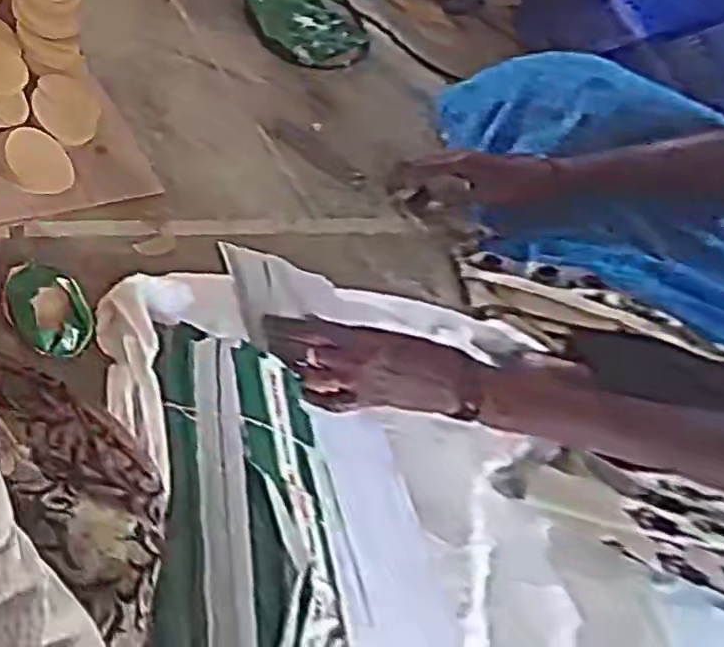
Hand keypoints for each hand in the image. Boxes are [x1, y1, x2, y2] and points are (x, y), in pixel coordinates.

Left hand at [267, 317, 479, 415]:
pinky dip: (313, 397)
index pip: (307, 330)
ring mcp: (356, 384)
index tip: (264, 321)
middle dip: (278, 346)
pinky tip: (300, 392)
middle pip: (301, 353)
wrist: (464, 385)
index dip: (283, 327)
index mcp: (356, 339)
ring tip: (272, 362)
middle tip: (260, 341)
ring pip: (310, 377)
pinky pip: (332, 402)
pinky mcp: (367, 402)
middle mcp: (350, 361)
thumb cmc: (430, 352)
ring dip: (290, 369)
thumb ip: (351, 331)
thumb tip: (320, 327)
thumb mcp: (385, 332)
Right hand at [391, 150, 563, 207]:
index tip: (385, 197)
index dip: (395, 180)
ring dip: (417, 181)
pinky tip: (434, 195)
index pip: (411, 166)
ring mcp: (467, 159)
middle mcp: (457, 156)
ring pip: (429, 167)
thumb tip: (421, 208)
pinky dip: (431, 181)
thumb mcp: (486, 201)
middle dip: (402, 180)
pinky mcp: (476, 164)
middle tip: (395, 200)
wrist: (567, 180)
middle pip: (416, 164)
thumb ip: (451, 203)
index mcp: (455, 162)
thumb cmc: (527, 191)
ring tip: (411, 200)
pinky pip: (442, 170)